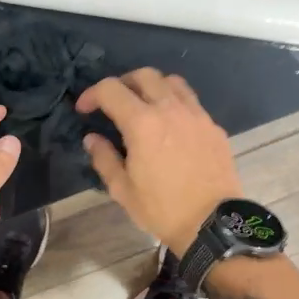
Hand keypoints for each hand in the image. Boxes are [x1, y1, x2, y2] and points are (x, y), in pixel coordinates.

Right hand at [75, 68, 242, 252]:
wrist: (212, 223)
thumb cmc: (162, 209)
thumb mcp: (123, 190)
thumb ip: (104, 158)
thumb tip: (93, 139)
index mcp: (142, 123)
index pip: (111, 90)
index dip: (92, 94)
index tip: (84, 109)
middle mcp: (170, 109)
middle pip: (144, 75)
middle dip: (123, 83)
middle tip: (114, 102)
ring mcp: (196, 115)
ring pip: (172, 82)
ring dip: (152, 87)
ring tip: (144, 106)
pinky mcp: (213, 127)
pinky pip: (191, 102)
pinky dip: (175, 104)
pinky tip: (171, 126)